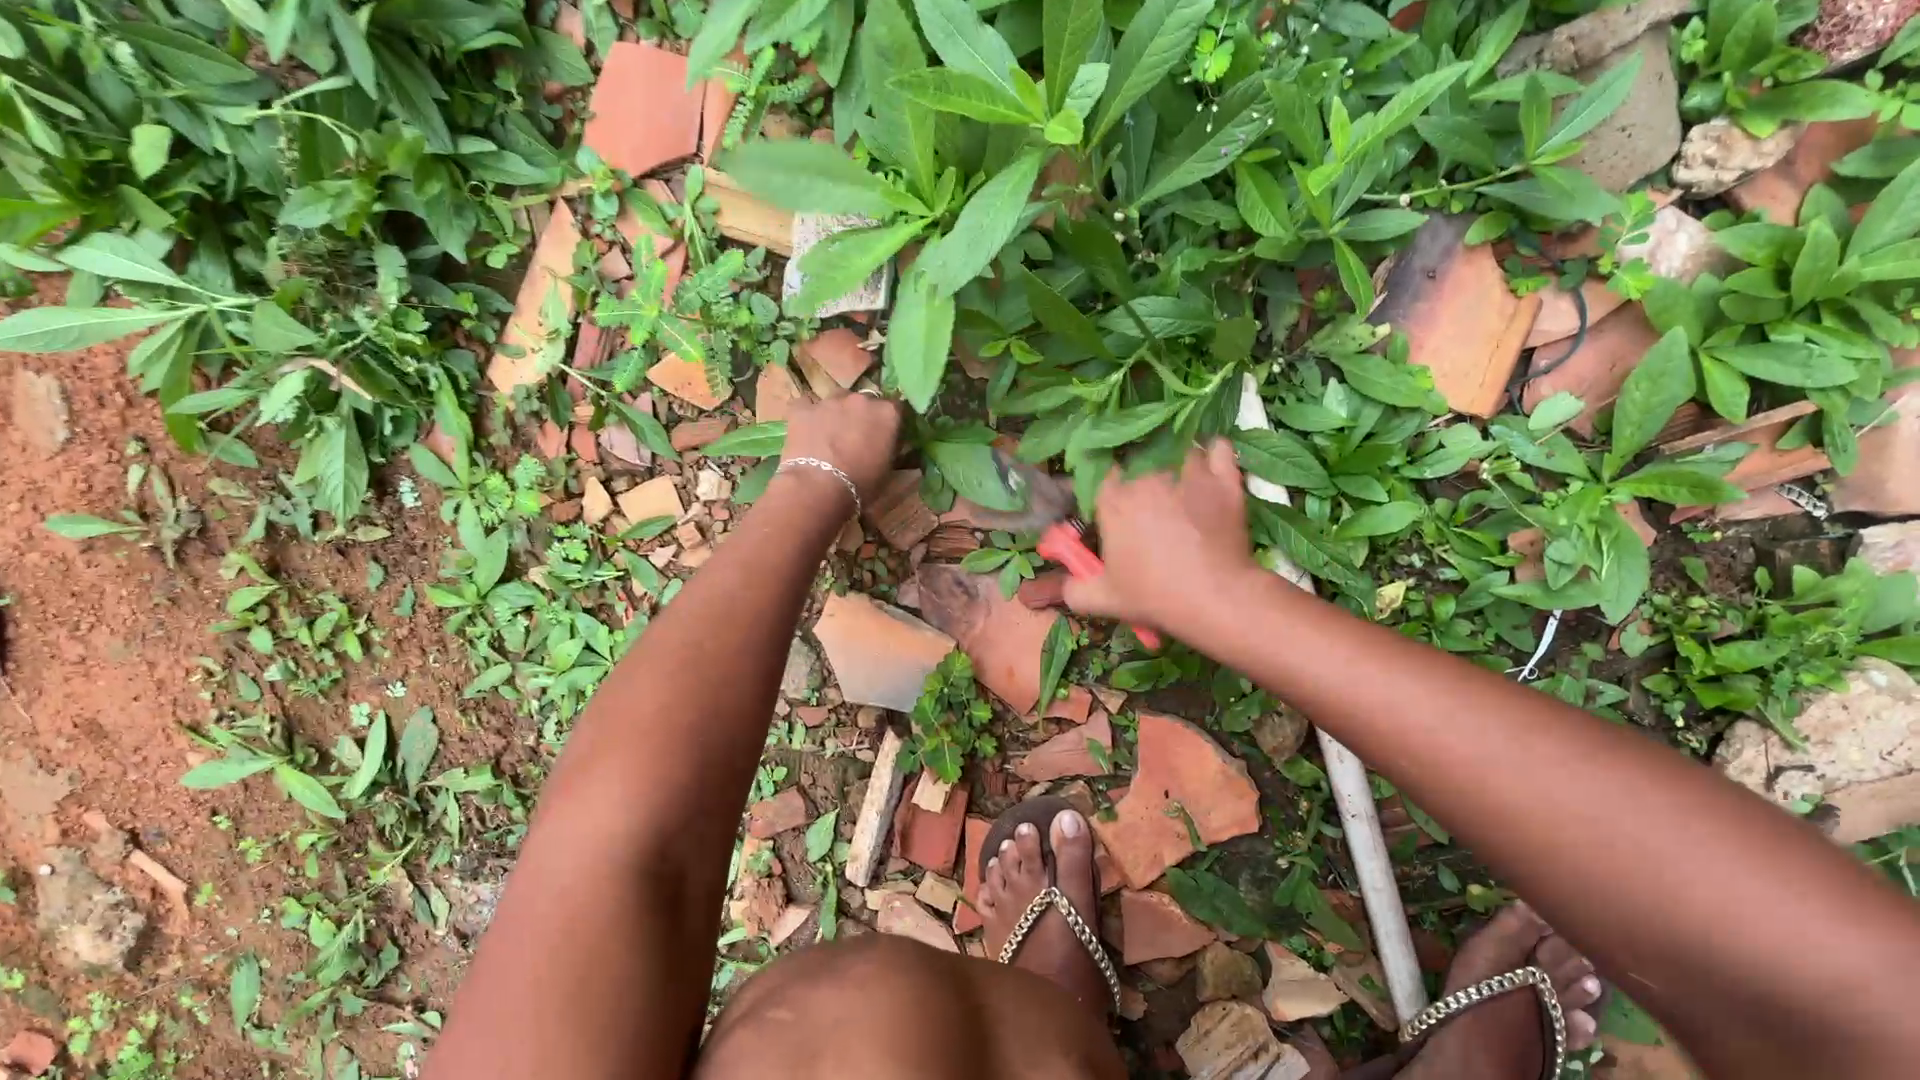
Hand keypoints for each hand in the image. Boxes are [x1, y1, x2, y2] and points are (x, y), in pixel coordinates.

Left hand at [778, 391, 900, 503]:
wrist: (818, 487)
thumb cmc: (860, 484)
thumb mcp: (887, 469)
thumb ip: (889, 447)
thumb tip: (885, 442)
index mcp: (887, 413)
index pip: (895, 408)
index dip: (888, 422)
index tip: (884, 435)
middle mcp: (861, 399)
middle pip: (865, 401)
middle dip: (861, 415)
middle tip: (855, 437)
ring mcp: (830, 401)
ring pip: (836, 400)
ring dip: (836, 413)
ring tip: (829, 435)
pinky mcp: (803, 408)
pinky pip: (806, 405)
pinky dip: (808, 415)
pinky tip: (806, 430)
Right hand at [1065, 441, 1259, 632]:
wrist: (1214, 597)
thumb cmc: (1154, 595)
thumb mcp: (1103, 599)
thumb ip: (1074, 589)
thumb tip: (1065, 585)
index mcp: (1115, 498)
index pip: (1100, 470)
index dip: (1105, 480)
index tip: (1109, 495)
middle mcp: (1149, 475)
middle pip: (1138, 454)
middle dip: (1137, 467)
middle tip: (1143, 492)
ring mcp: (1188, 472)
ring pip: (1176, 446)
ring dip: (1173, 457)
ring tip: (1176, 474)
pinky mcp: (1223, 479)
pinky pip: (1217, 448)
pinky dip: (1212, 453)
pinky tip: (1209, 465)